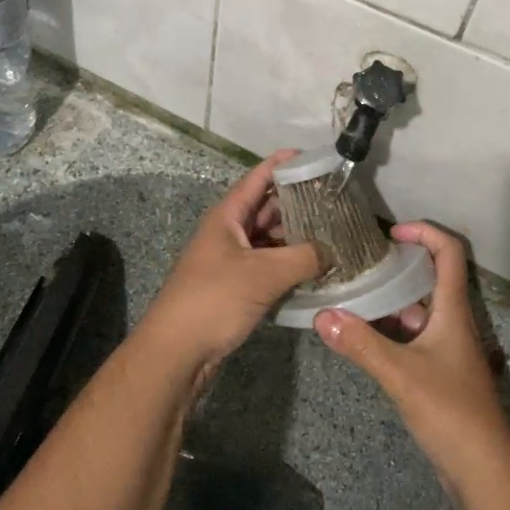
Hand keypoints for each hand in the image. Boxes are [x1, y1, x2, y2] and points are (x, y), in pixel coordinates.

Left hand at [139, 150, 323, 369]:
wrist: (176, 353)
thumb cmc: (214, 299)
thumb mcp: (263, 274)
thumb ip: (302, 258)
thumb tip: (331, 251)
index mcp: (227, 217)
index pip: (257, 180)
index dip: (280, 165)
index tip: (309, 156)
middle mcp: (227, 234)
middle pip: (265, 210)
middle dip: (297, 205)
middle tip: (334, 203)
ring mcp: (229, 263)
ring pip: (267, 241)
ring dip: (294, 239)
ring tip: (331, 237)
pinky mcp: (233, 290)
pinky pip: (265, 267)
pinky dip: (286, 266)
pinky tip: (312, 271)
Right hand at [316, 223, 509, 509]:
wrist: (484, 470)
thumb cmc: (451, 411)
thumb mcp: (401, 375)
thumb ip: (362, 345)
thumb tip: (322, 315)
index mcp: (452, 311)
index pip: (449, 252)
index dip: (424, 232)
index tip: (391, 233)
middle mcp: (453, 323)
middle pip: (431, 278)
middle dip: (399, 265)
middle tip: (362, 262)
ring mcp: (449, 349)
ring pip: (420, 310)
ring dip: (392, 299)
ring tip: (355, 294)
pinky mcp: (441, 373)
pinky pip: (415, 336)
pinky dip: (392, 329)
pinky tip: (365, 336)